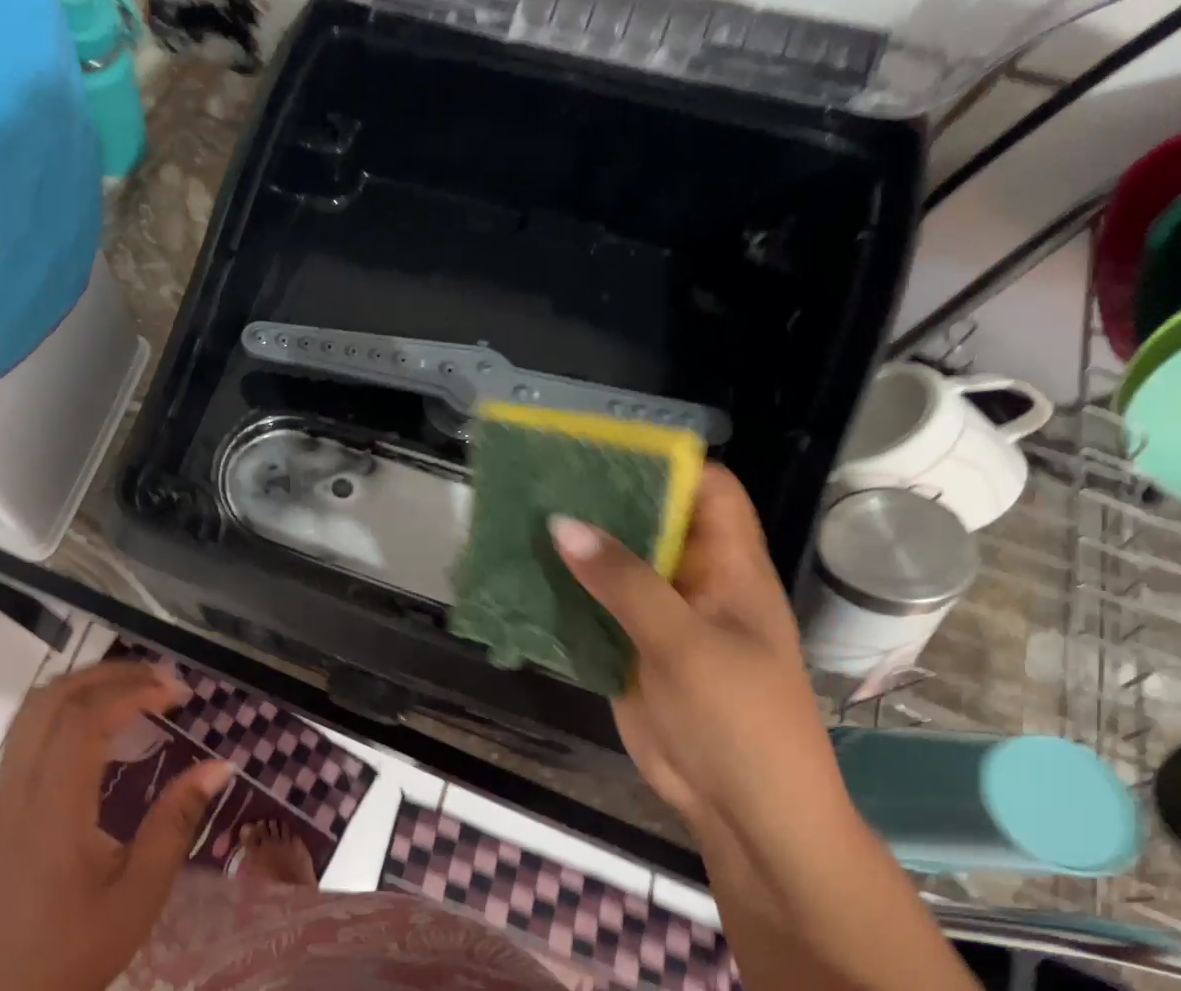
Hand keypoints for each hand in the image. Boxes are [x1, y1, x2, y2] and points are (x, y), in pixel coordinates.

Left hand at [0, 662, 233, 990]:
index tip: (177, 692)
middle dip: (109, 674)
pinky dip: (65, 706)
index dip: (131, 691)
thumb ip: (175, 822)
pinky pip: (27, 729)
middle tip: (161, 678)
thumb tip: (218, 765)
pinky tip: (100, 722)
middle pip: (53, 697)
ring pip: (33, 707)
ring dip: (84, 684)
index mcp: (52, 810)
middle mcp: (17, 787)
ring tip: (134, 687)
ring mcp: (2, 790)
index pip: (83, 720)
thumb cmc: (78, 948)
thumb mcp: (140, 894)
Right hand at [550, 464, 841, 830]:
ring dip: (573, 546)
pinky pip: (590, 609)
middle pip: (651, 523)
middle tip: (539, 476)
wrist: (744, 812)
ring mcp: (658, 619)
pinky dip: (559, 591)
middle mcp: (694, 583)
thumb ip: (625, 581)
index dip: (667, 465)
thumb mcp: (685, 643)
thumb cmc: (740, 721)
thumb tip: (562, 522)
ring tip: (515, 514)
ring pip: (613, 567)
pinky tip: (518, 573)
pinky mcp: (627, 652)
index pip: (710, 493)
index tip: (603, 449)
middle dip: (601, 500)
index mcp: (730, 569)